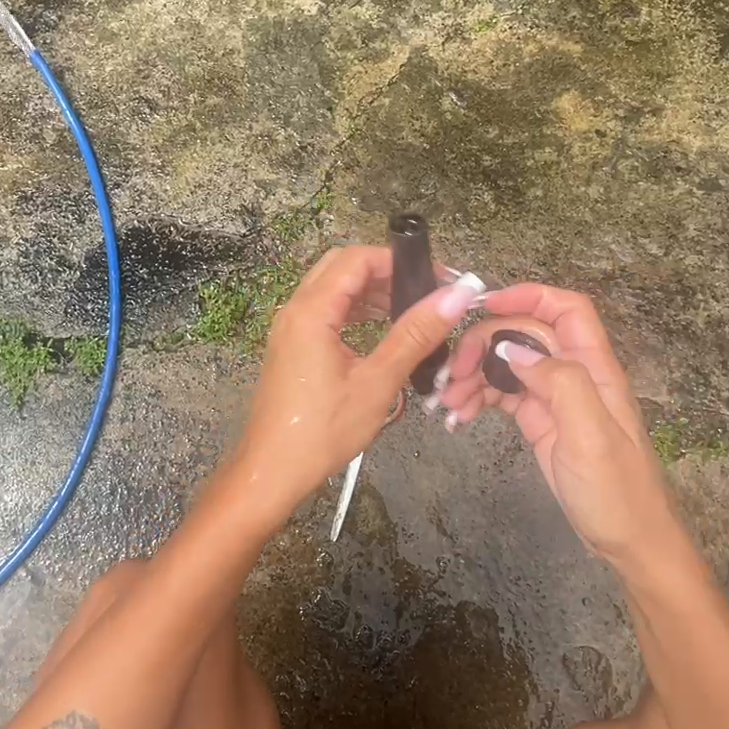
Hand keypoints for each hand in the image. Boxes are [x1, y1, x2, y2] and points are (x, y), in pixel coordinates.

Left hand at [220, 245, 485, 526]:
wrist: (272, 469)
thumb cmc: (323, 430)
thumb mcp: (377, 382)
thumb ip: (415, 334)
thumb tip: (456, 295)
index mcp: (310, 311)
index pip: (356, 259)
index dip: (398, 261)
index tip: (437, 278)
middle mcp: (294, 310)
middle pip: (341, 267)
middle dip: (385, 272)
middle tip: (425, 292)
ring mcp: (288, 328)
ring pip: (332, 289)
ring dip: (370, 292)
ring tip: (412, 312)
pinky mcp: (291, 346)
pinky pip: (324, 312)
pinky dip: (354, 311)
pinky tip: (382, 330)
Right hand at [435, 283, 684, 568]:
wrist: (627, 542)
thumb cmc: (617, 491)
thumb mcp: (591, 437)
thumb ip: (560, 383)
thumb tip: (515, 350)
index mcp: (594, 369)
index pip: (566, 310)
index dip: (528, 296)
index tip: (483, 307)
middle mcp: (573, 375)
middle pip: (523, 335)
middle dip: (483, 345)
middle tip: (452, 375)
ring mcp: (553, 397)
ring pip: (506, 363)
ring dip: (473, 375)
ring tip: (448, 402)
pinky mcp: (537, 419)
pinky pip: (500, 394)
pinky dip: (476, 399)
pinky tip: (458, 417)